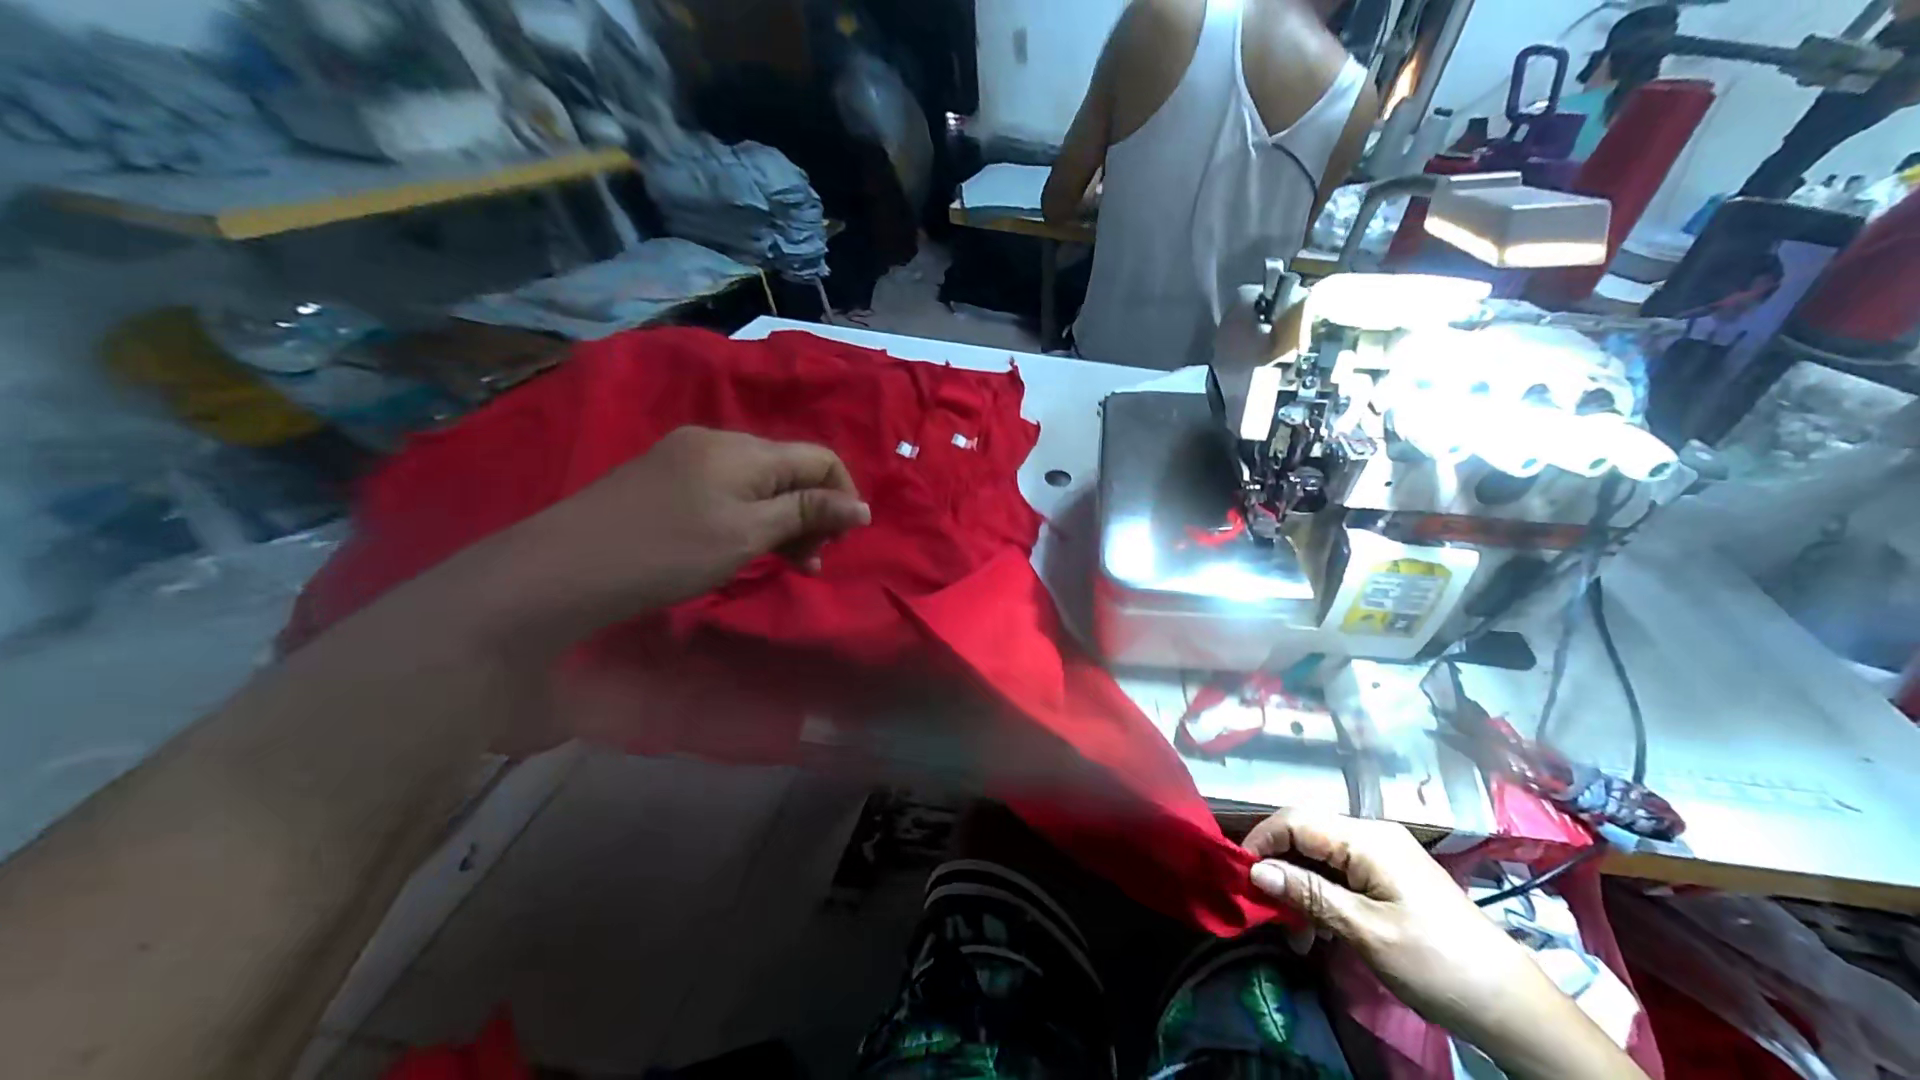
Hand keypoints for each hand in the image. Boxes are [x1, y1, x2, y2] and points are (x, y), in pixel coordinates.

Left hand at [475, 427, 869, 651]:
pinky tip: (740, 550)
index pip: (817, 458)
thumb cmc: (669, 551)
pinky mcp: (662, 481)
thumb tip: (861, 506)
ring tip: (784, 566)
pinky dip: (747, 520)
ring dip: (781, 522)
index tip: (843, 543)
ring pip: (756, 485)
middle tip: (811, 565)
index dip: (842, 496)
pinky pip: (725, 493)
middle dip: (811, 515)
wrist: (562, 568)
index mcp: (743, 449)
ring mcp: (685, 459)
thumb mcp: (747, 534)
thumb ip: (806, 514)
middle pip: (787, 471)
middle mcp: (717, 442)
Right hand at [1243, 811, 1564, 1055]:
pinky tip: (1320, 932)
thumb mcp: (1365, 931)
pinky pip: (1340, 874)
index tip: (1242, 877)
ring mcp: (1383, 856)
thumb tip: (1255, 870)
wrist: (1511, 1005)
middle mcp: (1372, 836)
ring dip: (1300, 890)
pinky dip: (1322, 897)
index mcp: (1368, 838)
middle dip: (1279, 870)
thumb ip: (1309, 894)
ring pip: (1319, 857)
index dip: (1261, 841)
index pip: (1295, 819)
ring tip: (1297, 935)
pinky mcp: (1390, 878)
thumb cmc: (1436, 962)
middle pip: (1305, 836)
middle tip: (1268, 914)